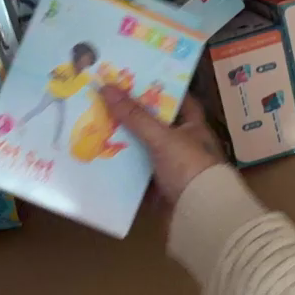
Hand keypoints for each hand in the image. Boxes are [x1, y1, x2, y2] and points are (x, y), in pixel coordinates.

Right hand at [98, 86, 226, 207]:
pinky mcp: (159, 190)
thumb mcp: (162, 137)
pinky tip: (100, 161)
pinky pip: (137, 176)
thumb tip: (107, 87)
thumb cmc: (190, 168)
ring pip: (144, 151)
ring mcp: (172, 169)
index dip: (161, 88)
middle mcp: (184, 146)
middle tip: (106, 100)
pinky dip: (122, 171)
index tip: (137, 78)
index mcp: (194, 127)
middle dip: (133, 116)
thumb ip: (135, 115)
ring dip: (124, 144)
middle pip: (155, 125)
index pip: (179, 100)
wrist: (200, 216)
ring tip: (95, 126)